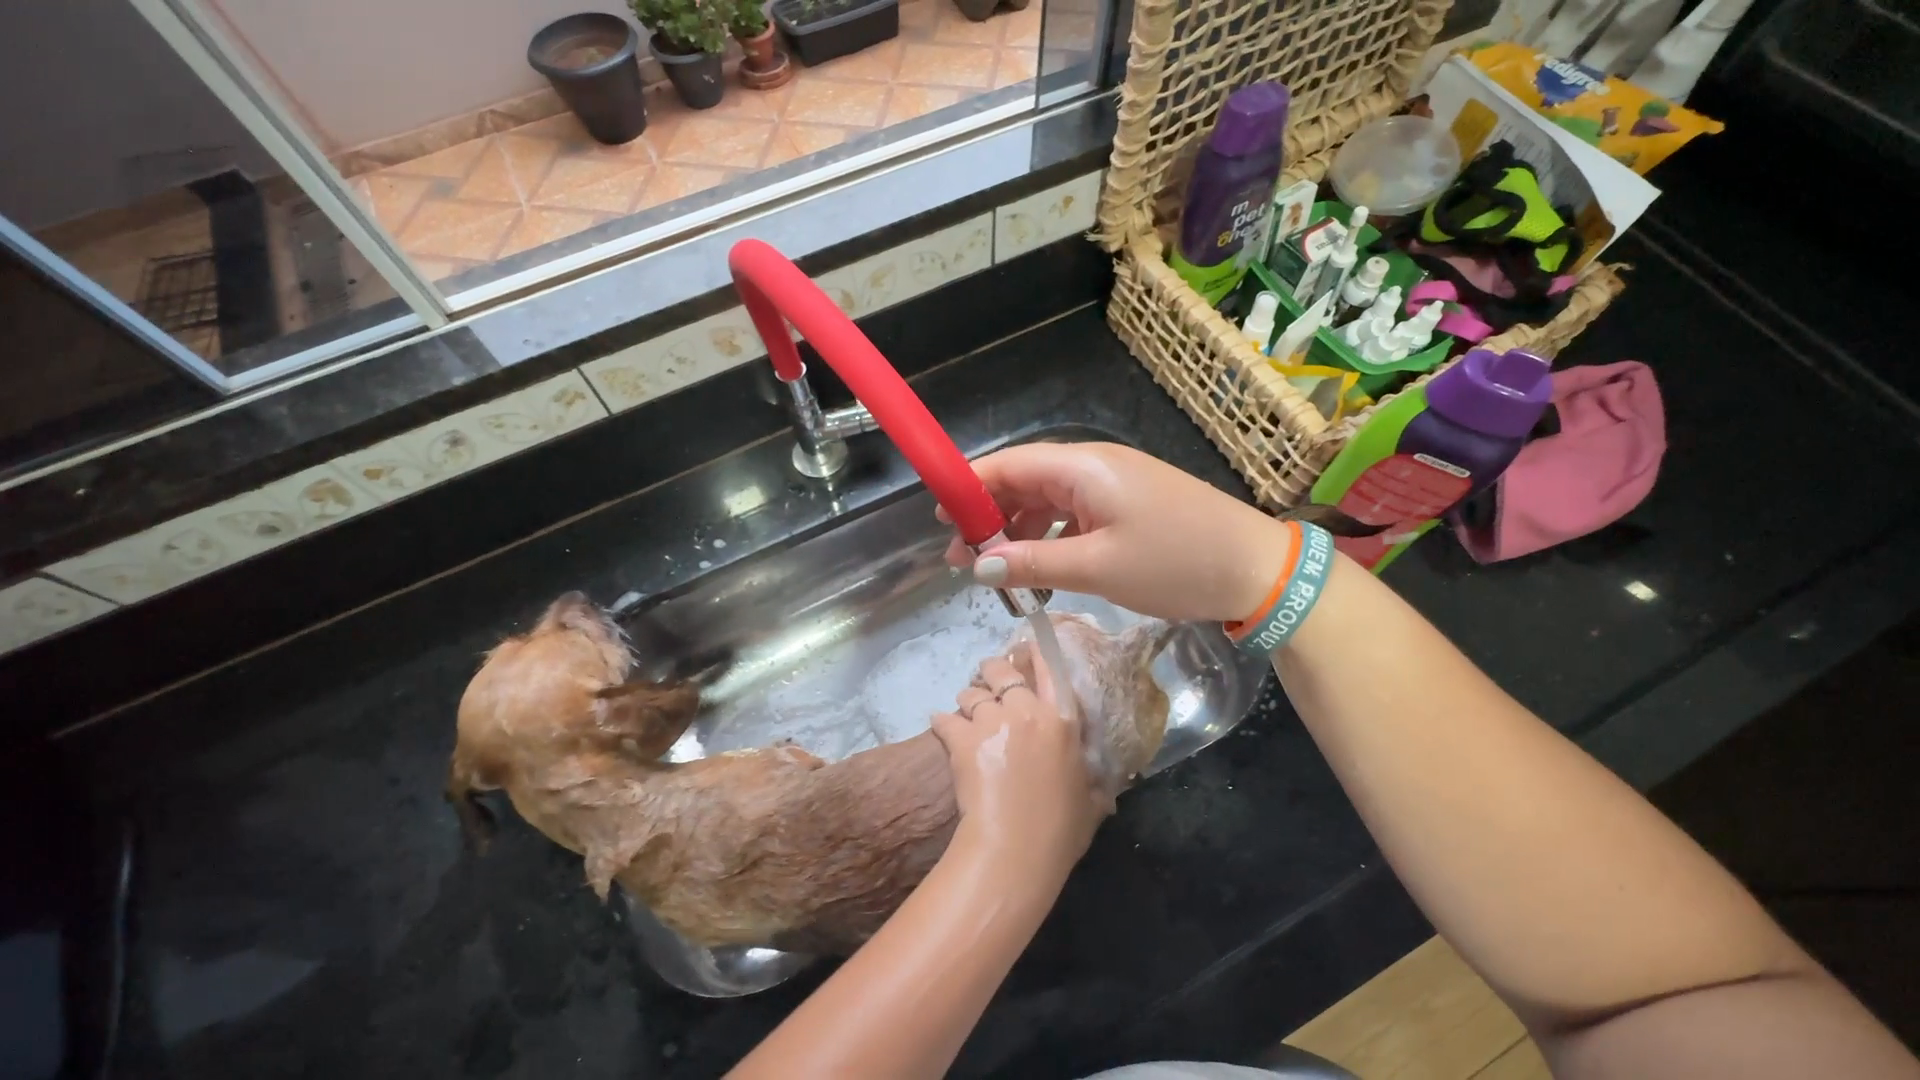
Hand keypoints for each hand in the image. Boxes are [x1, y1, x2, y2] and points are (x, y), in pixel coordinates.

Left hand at [930, 645, 1108, 881]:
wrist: (1015, 846)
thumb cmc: (1060, 830)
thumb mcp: (1091, 804)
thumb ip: (1095, 787)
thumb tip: (1107, 794)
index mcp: (1063, 722)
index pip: (1050, 672)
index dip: (1034, 655)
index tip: (1023, 647)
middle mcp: (1028, 711)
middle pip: (1002, 673)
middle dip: (992, 674)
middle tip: (987, 686)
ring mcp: (992, 722)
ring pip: (971, 693)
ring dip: (968, 701)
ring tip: (965, 713)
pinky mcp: (962, 739)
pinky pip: (945, 718)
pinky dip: (942, 723)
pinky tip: (941, 728)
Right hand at [943, 442, 1289, 622]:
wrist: (1256, 568)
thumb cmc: (1174, 562)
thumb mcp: (1097, 567)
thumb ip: (1033, 564)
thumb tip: (979, 566)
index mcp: (1083, 467)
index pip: (1009, 464)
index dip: (969, 487)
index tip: (939, 519)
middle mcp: (1094, 465)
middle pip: (1025, 481)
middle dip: (990, 517)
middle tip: (962, 559)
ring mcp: (1114, 485)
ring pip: (1049, 501)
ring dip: (1019, 532)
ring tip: (996, 572)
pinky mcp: (1130, 505)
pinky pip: (1075, 515)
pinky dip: (1051, 539)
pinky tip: (1041, 570)